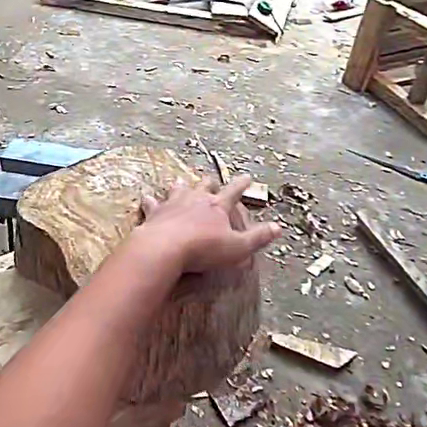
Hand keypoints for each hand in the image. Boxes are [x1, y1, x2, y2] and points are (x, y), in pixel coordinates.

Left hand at [136, 176, 280, 273]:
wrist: (164, 249)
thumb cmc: (203, 249)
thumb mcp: (238, 247)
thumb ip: (258, 237)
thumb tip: (278, 227)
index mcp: (218, 206)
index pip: (233, 191)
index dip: (241, 184)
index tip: (247, 177)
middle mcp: (196, 199)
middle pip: (204, 185)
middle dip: (210, 183)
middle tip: (212, 180)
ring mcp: (173, 204)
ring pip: (178, 189)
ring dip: (181, 186)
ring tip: (181, 182)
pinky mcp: (154, 213)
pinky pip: (151, 203)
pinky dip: (150, 201)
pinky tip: (147, 199)